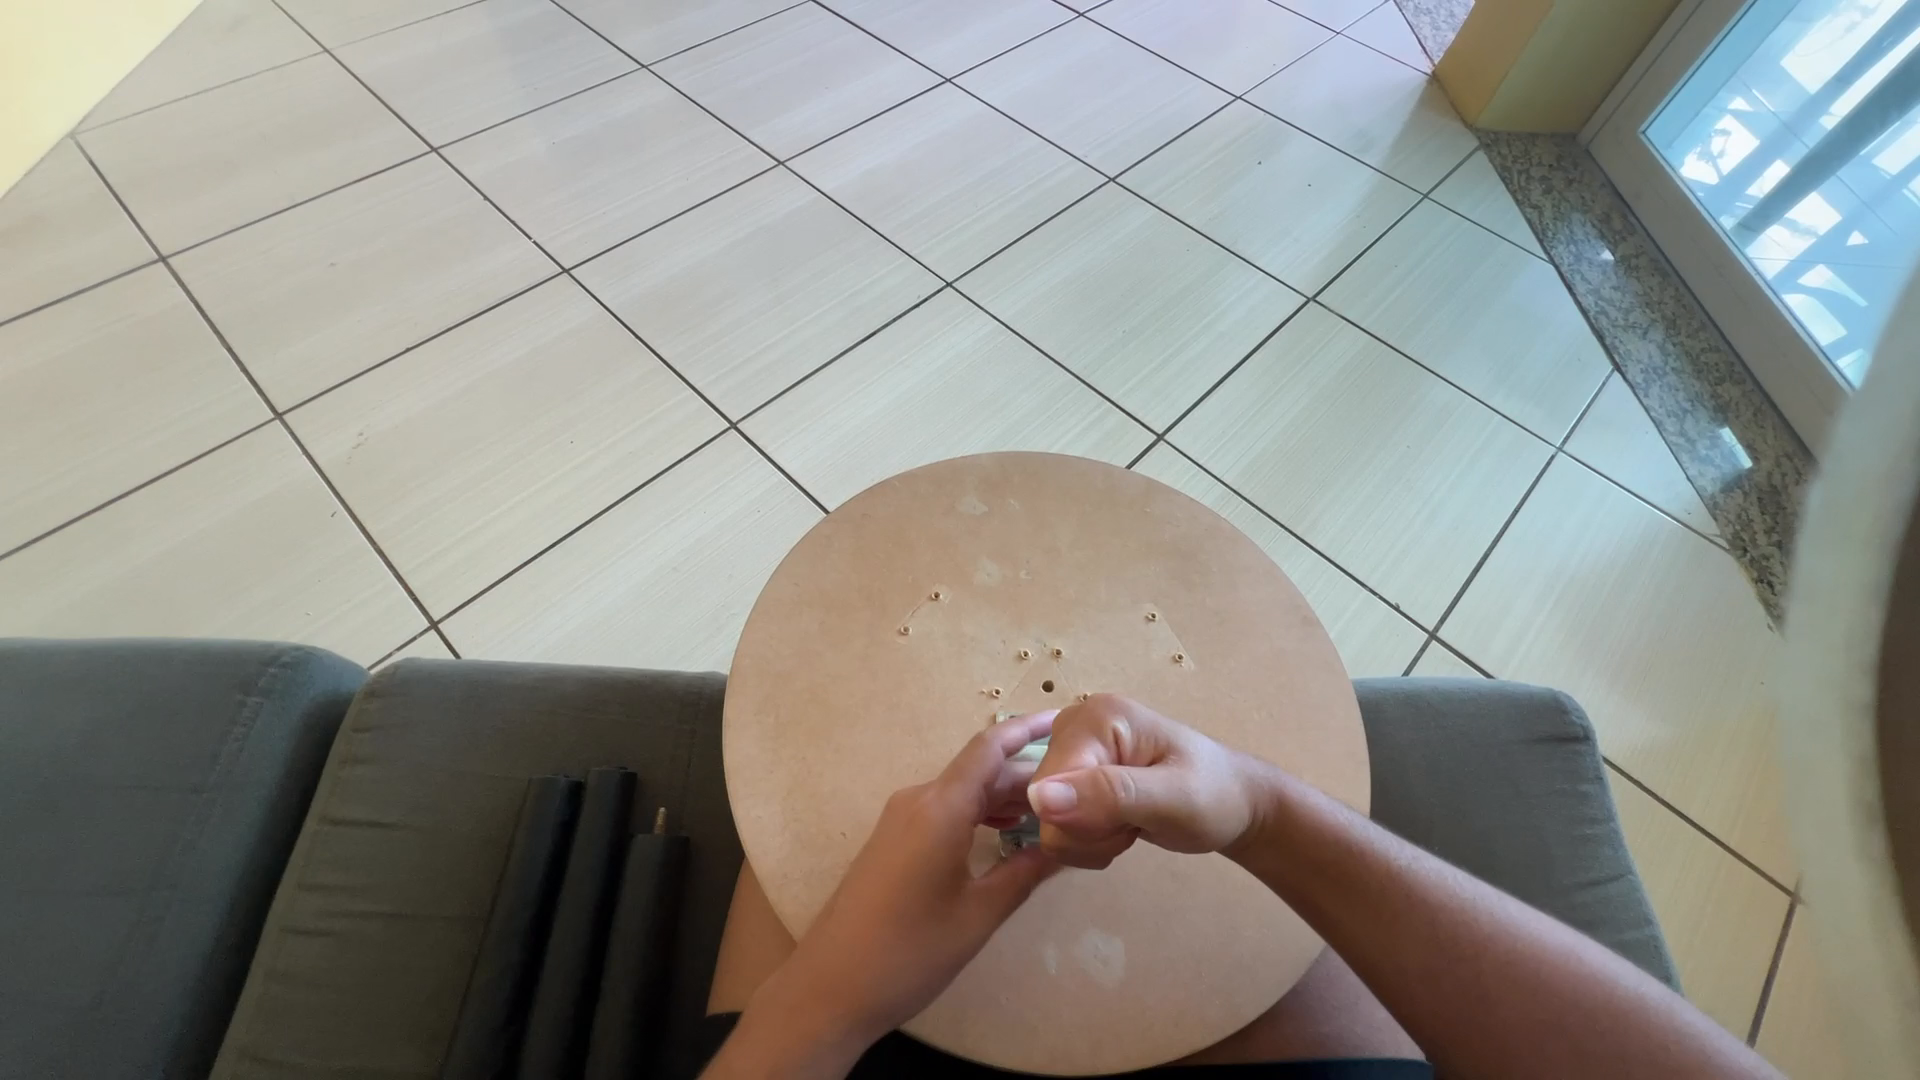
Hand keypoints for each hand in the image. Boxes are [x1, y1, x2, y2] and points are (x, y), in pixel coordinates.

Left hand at [753, 711, 1062, 1047]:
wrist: (828, 987)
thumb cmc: (909, 952)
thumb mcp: (978, 915)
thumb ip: (1024, 872)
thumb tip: (1065, 844)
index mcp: (941, 807)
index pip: (990, 747)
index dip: (1028, 727)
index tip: (1065, 718)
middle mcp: (919, 798)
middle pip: (980, 770)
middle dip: (1027, 776)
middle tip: (1077, 791)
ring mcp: (902, 817)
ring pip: (963, 790)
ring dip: (1003, 797)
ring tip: (1050, 814)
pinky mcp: (894, 838)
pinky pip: (945, 809)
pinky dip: (979, 813)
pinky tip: (1005, 834)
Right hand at [1027, 694, 1266, 868]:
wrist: (1235, 803)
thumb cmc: (1215, 796)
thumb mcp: (1173, 798)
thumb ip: (1108, 795)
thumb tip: (1038, 798)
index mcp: (1095, 717)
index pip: (1048, 786)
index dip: (1083, 822)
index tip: (1130, 823)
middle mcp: (1073, 725)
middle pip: (1043, 803)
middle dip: (1088, 831)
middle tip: (1134, 824)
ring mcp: (1072, 748)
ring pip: (1047, 818)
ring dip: (1089, 837)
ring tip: (1131, 822)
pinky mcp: (1073, 771)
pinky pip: (1056, 821)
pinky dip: (1087, 837)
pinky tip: (1119, 824)